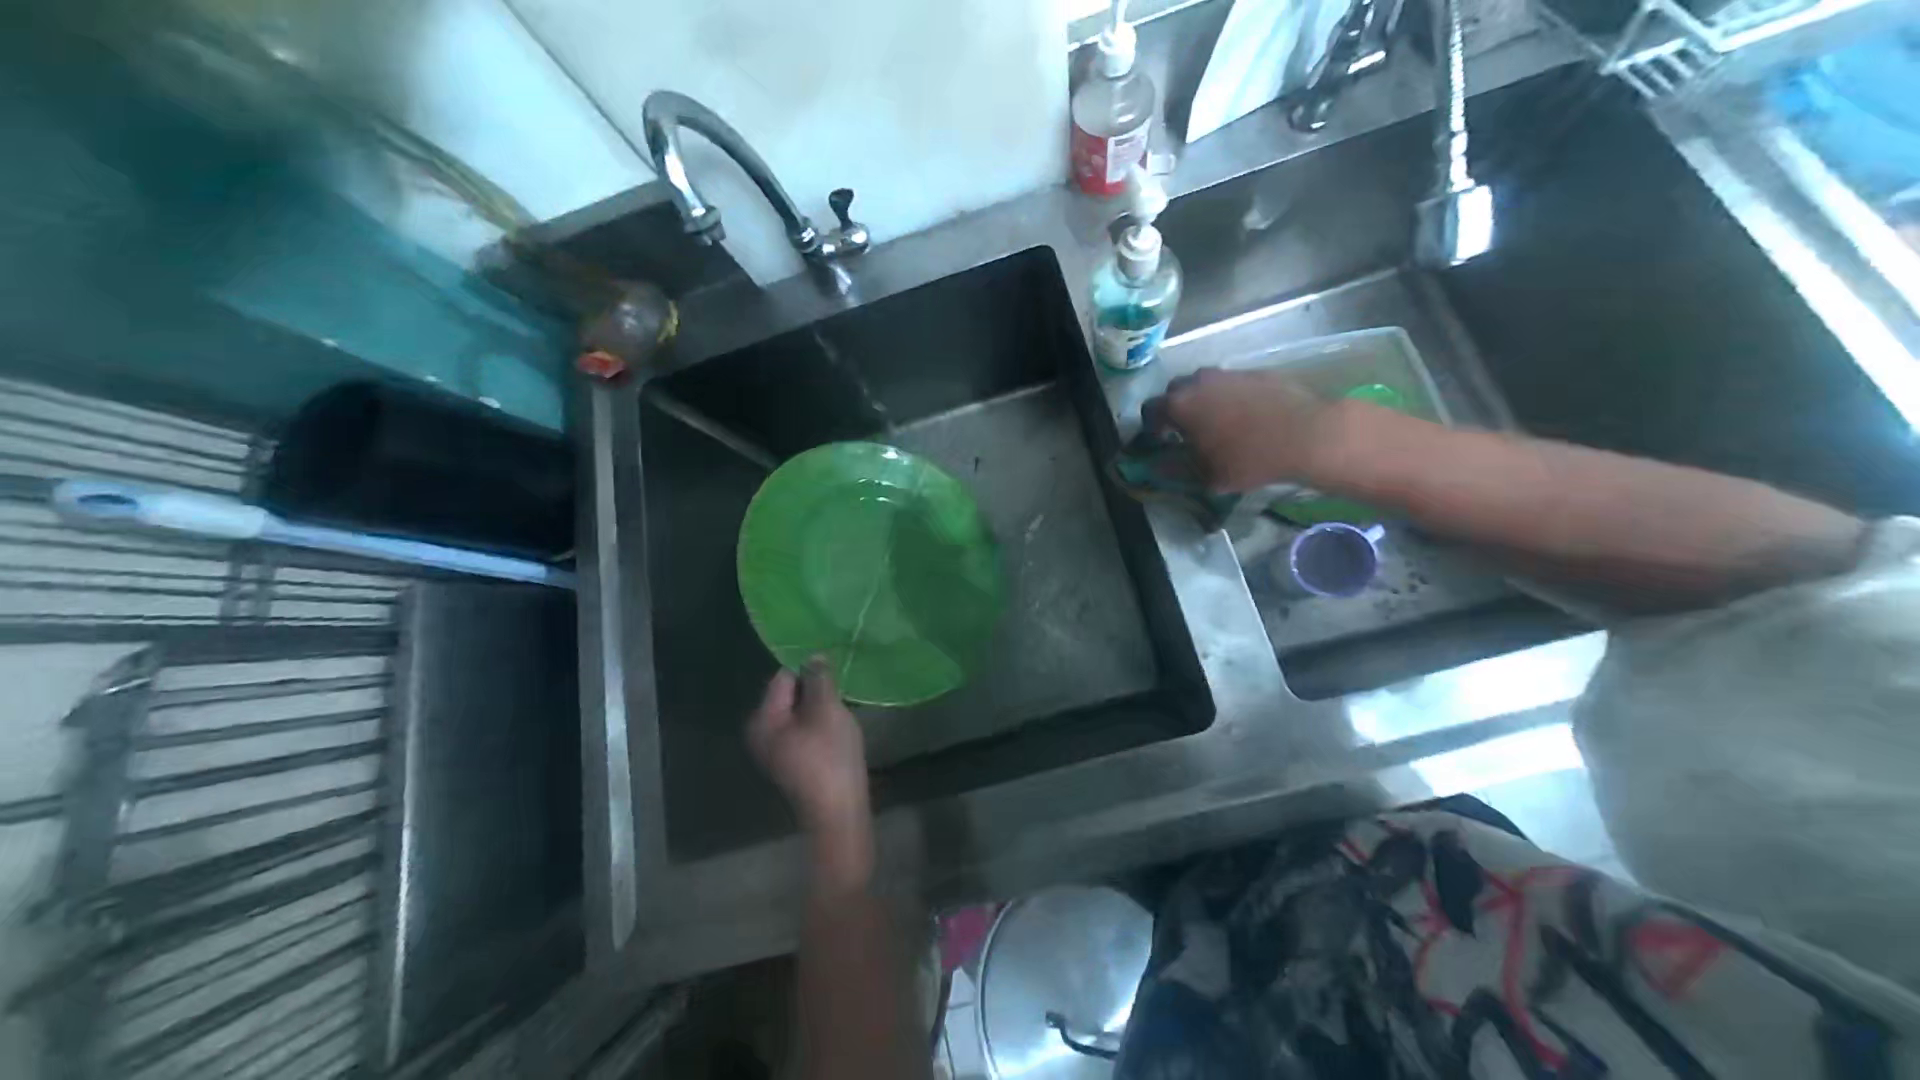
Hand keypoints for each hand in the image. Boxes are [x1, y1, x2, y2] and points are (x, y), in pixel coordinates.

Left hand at [747, 662, 873, 889]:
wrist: (838, 815)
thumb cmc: (831, 758)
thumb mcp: (827, 710)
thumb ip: (819, 678)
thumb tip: (813, 656)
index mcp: (763, 719)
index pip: (782, 677)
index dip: (809, 671)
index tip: (834, 673)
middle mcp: (761, 733)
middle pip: (790, 695)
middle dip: (815, 690)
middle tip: (841, 694)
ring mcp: (775, 750)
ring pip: (800, 712)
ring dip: (821, 708)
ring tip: (843, 712)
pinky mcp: (792, 762)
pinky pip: (804, 730)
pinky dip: (820, 725)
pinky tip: (839, 732)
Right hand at [1142, 368, 1332, 491]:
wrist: (1307, 435)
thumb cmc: (1248, 459)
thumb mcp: (1206, 475)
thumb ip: (1175, 468)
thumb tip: (1158, 465)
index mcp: (1180, 405)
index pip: (1150, 409)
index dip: (1151, 427)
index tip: (1161, 441)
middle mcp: (1199, 382)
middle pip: (1176, 390)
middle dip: (1176, 408)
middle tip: (1187, 430)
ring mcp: (1230, 373)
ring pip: (1205, 383)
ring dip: (1204, 400)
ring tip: (1218, 422)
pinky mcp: (1257, 372)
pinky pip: (1233, 383)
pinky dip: (1231, 396)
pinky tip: (1247, 417)